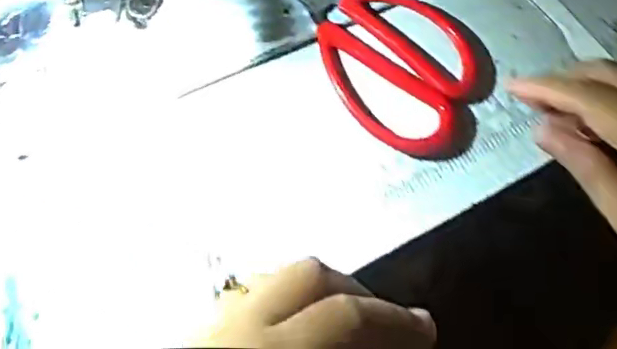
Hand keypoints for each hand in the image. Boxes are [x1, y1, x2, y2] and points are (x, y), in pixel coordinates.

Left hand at [197, 257, 436, 347]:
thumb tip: (382, 346)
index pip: (345, 316)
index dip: (394, 321)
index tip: (425, 329)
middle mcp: (236, 326)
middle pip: (309, 275)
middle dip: (358, 290)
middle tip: (388, 318)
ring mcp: (208, 326)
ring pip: (275, 279)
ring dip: (319, 294)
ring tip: (346, 322)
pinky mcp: (191, 336)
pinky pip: (247, 301)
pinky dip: (283, 310)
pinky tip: (296, 336)